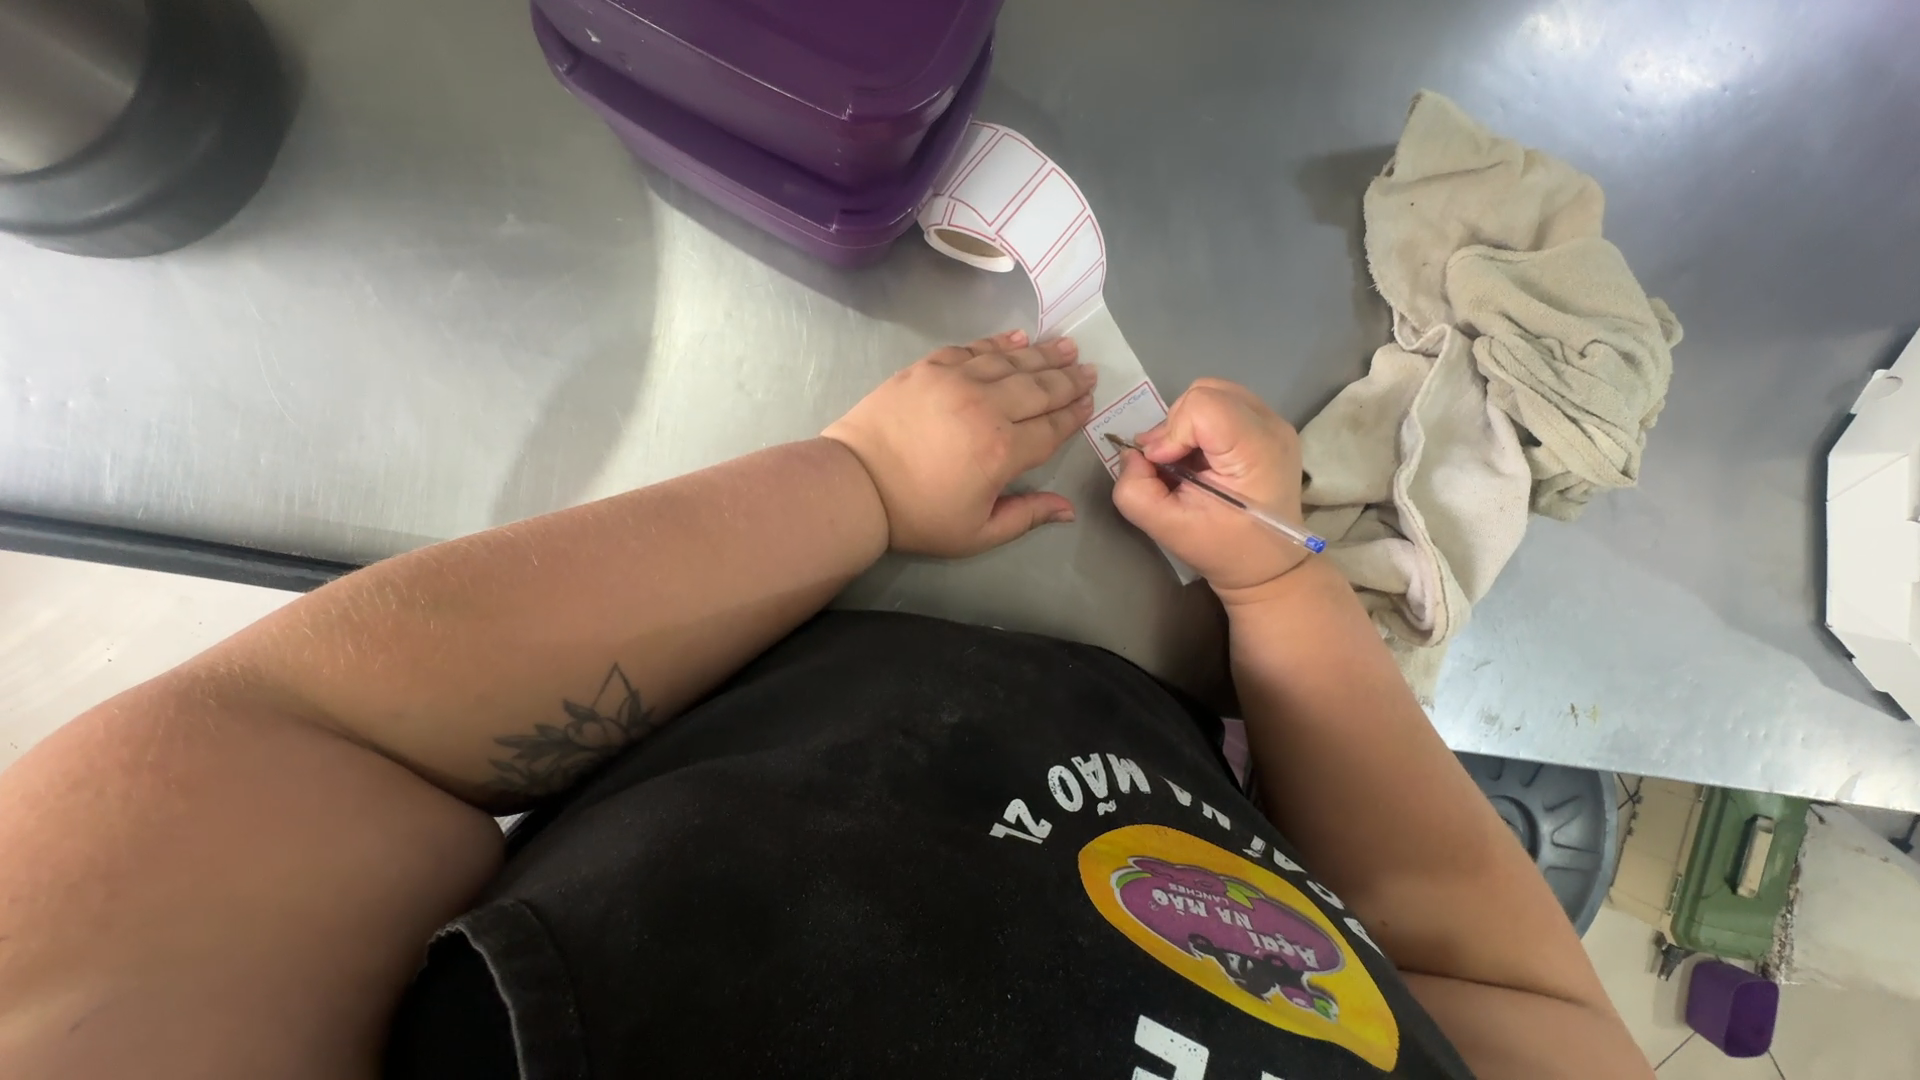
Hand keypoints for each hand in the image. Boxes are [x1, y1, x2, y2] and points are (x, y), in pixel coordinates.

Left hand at [824, 330, 1096, 557]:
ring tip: (1066, 346)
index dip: (1074, 414)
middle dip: (1068, 379)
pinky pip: (973, 348)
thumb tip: (1068, 509)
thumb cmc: (917, 516)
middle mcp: (987, 407)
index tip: (1091, 402)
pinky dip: (998, 342)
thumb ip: (1025, 517)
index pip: (1052, 427)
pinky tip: (1017, 338)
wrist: (855, 485)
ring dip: (1042, 354)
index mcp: (1004, 451)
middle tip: (1089, 369)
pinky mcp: (929, 368)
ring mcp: (956, 381)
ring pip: (1010, 362)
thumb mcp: (976, 533)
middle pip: (1039, 388)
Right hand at [1111, 378, 1309, 595]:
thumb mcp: (1166, 529)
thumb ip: (1134, 491)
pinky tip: (1200, 456)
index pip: (1201, 406)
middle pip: (1205, 392)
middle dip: (1174, 425)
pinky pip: (1222, 403)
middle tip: (1167, 463)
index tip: (1165, 467)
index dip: (1171, 432)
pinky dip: (1199, 424)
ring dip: (1185, 422)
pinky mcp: (1267, 426)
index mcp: (1255, 451)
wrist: (1268, 565)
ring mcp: (1274, 423)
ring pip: (1212, 392)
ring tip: (1182, 459)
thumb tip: (1134, 456)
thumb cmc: (1223, 549)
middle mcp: (1271, 426)